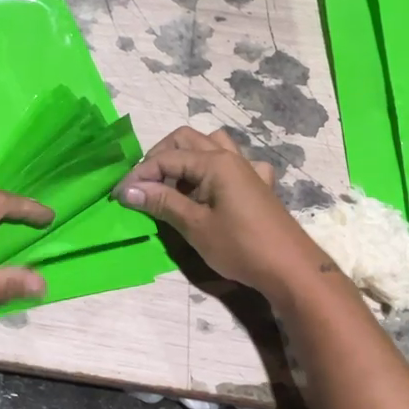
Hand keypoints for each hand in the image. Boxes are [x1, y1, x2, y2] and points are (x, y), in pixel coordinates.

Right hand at [115, 127, 331, 303]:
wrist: (290, 268)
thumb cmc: (240, 246)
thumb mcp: (195, 226)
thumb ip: (162, 202)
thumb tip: (128, 190)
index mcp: (215, 162)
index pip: (166, 158)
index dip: (139, 175)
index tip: (119, 195)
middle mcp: (231, 156)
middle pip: (186, 140)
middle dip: (159, 157)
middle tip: (143, 186)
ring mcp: (248, 168)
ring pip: (211, 144)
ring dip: (187, 157)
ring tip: (173, 182)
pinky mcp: (258, 185)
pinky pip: (235, 163)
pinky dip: (217, 168)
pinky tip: (214, 187)